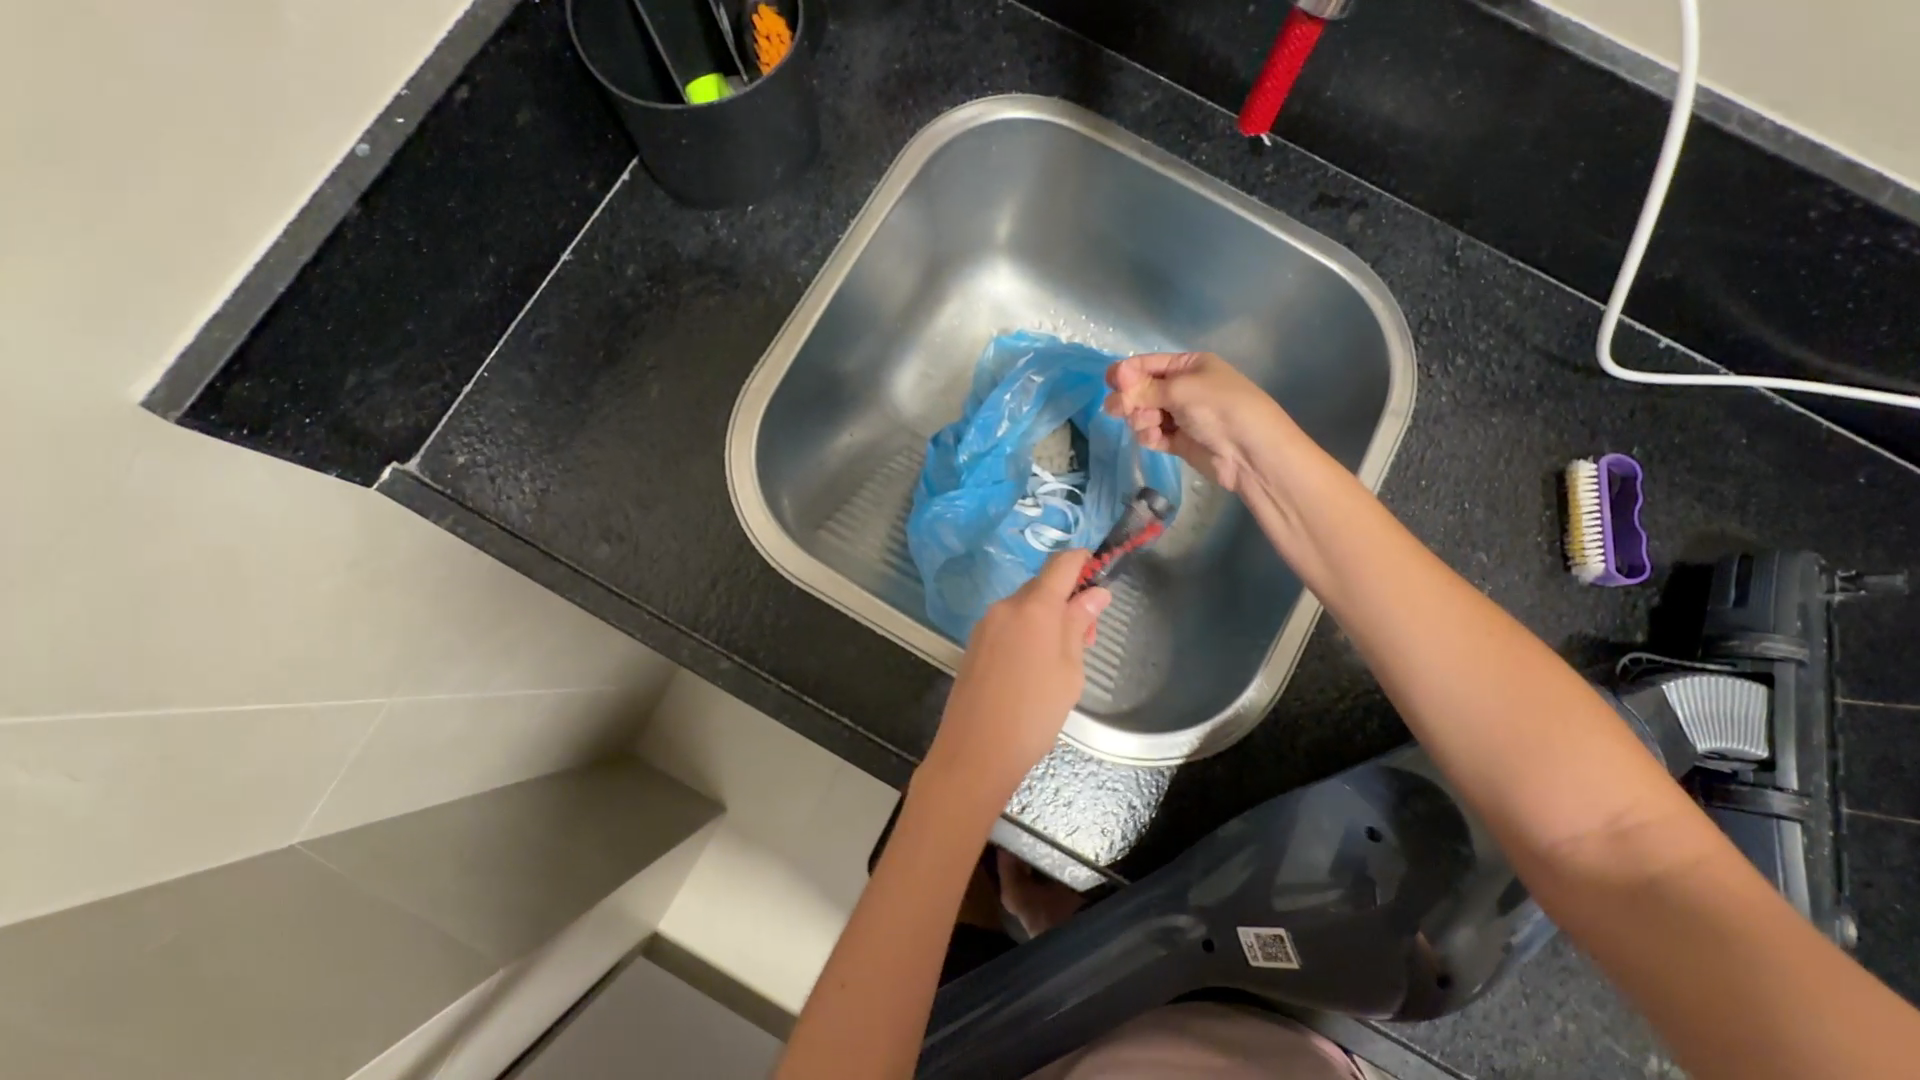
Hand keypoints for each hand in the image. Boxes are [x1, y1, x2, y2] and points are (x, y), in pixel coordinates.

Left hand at [922, 551, 1111, 798]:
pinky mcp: (974, 644)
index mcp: (1034, 607)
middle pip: (1042, 586)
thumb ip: (1079, 625)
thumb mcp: (1069, 670)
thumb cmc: (1034, 713)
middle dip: (1068, 600)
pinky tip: (1035, 668)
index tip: (1100, 572)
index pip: (1061, 564)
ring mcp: (985, 625)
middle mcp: (1005, 606)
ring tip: (1064, 659)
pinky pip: (1008, 625)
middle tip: (1088, 637)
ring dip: (1047, 619)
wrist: (976, 751)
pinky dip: (1027, 632)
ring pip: (1024, 607)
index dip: (1083, 562)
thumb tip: (1095, 593)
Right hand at [1102, 351, 1282, 493]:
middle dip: (1130, 399)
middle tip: (1118, 409)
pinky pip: (1153, 434)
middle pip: (1141, 390)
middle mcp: (1183, 388)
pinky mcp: (1179, 441)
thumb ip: (1145, 388)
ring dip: (1140, 419)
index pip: (1148, 364)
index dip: (1127, 372)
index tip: (1110, 383)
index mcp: (1188, 366)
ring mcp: (1181, 416)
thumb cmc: (1220, 408)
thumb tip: (1114, 378)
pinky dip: (1149, 436)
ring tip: (1150, 426)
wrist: (1250, 451)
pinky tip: (1154, 438)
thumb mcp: (1181, 390)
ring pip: (1144, 414)